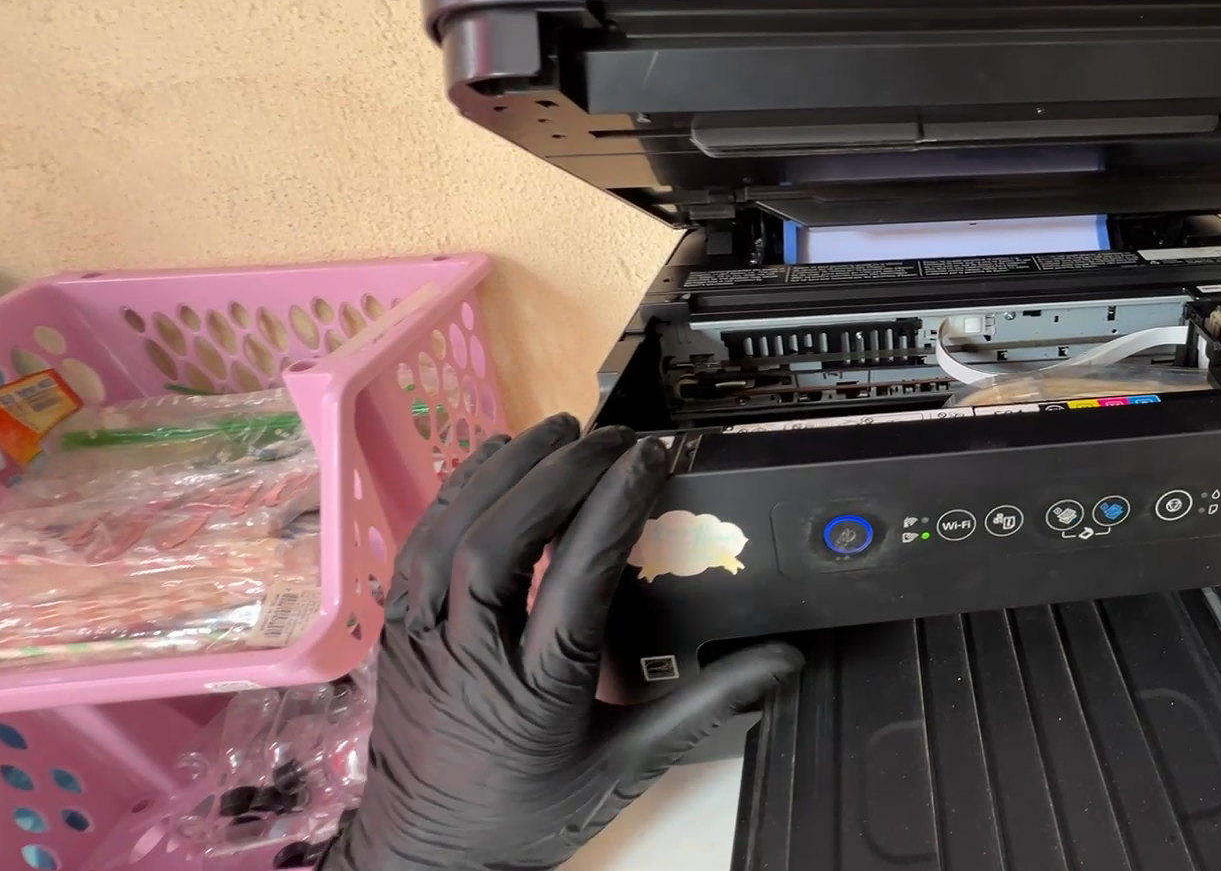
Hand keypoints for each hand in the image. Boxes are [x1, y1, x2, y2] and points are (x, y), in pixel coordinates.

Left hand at [325, 415, 800, 870]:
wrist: (425, 865)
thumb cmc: (535, 813)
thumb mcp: (630, 766)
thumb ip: (708, 703)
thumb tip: (785, 660)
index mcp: (539, 687)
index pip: (577, 577)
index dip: (616, 507)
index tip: (651, 457)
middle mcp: (471, 655)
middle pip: (500, 545)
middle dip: (558, 476)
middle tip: (610, 436)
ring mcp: (422, 642)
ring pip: (449, 536)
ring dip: (505, 471)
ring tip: (557, 429)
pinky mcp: (398, 635)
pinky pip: (418, 548)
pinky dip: (457, 492)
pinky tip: (492, 458)